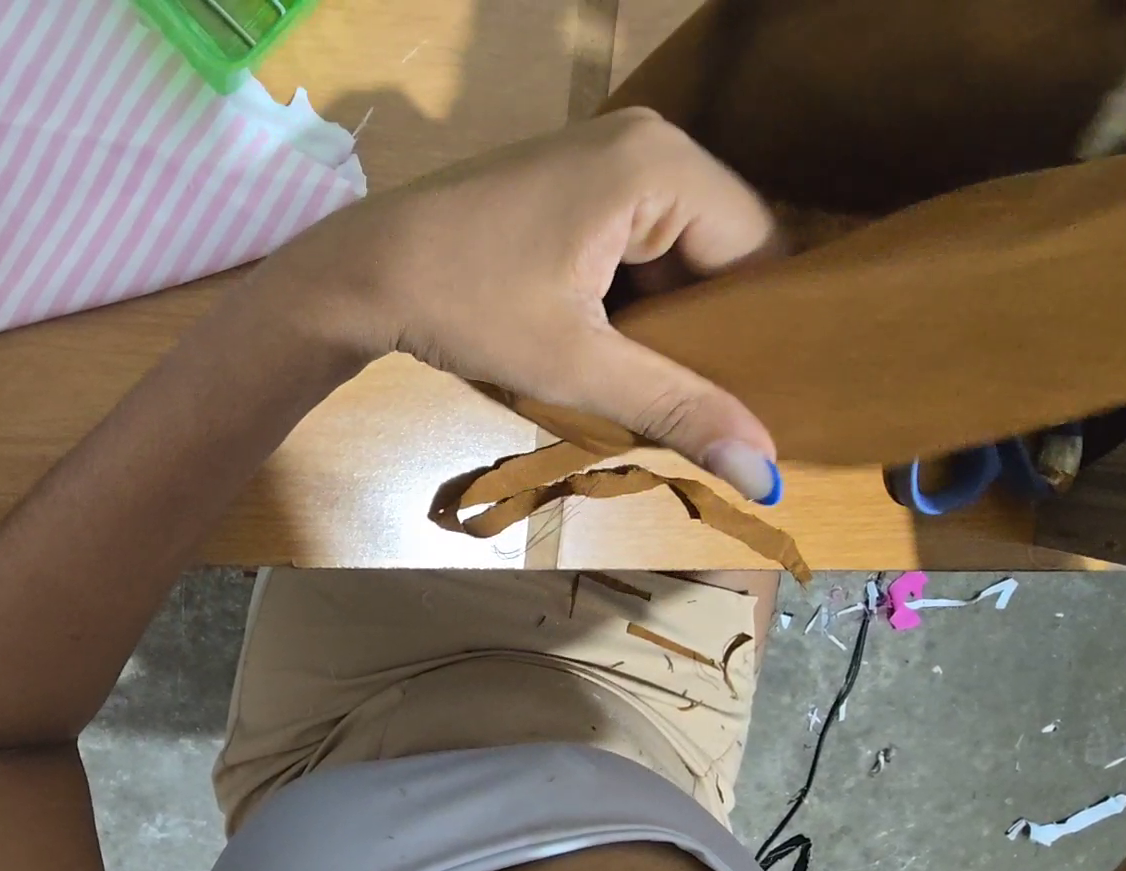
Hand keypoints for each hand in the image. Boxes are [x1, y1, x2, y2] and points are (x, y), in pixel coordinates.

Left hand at [249, 108, 784, 503]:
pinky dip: (615, 295)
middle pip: (710, 247)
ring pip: (663, 250)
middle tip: (676, 394)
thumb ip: (675, 408)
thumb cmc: (464, 306)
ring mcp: (594, 156)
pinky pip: (621, 241)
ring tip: (631, 374)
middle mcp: (639, 141)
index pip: (754, 249)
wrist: (359, 274)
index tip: (726, 394)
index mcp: (661, 163)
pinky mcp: (559, 182)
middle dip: (692, 325)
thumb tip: (766, 474)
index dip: (746, 329)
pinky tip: (593, 340)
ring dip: (650, 317)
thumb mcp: (574, 363)